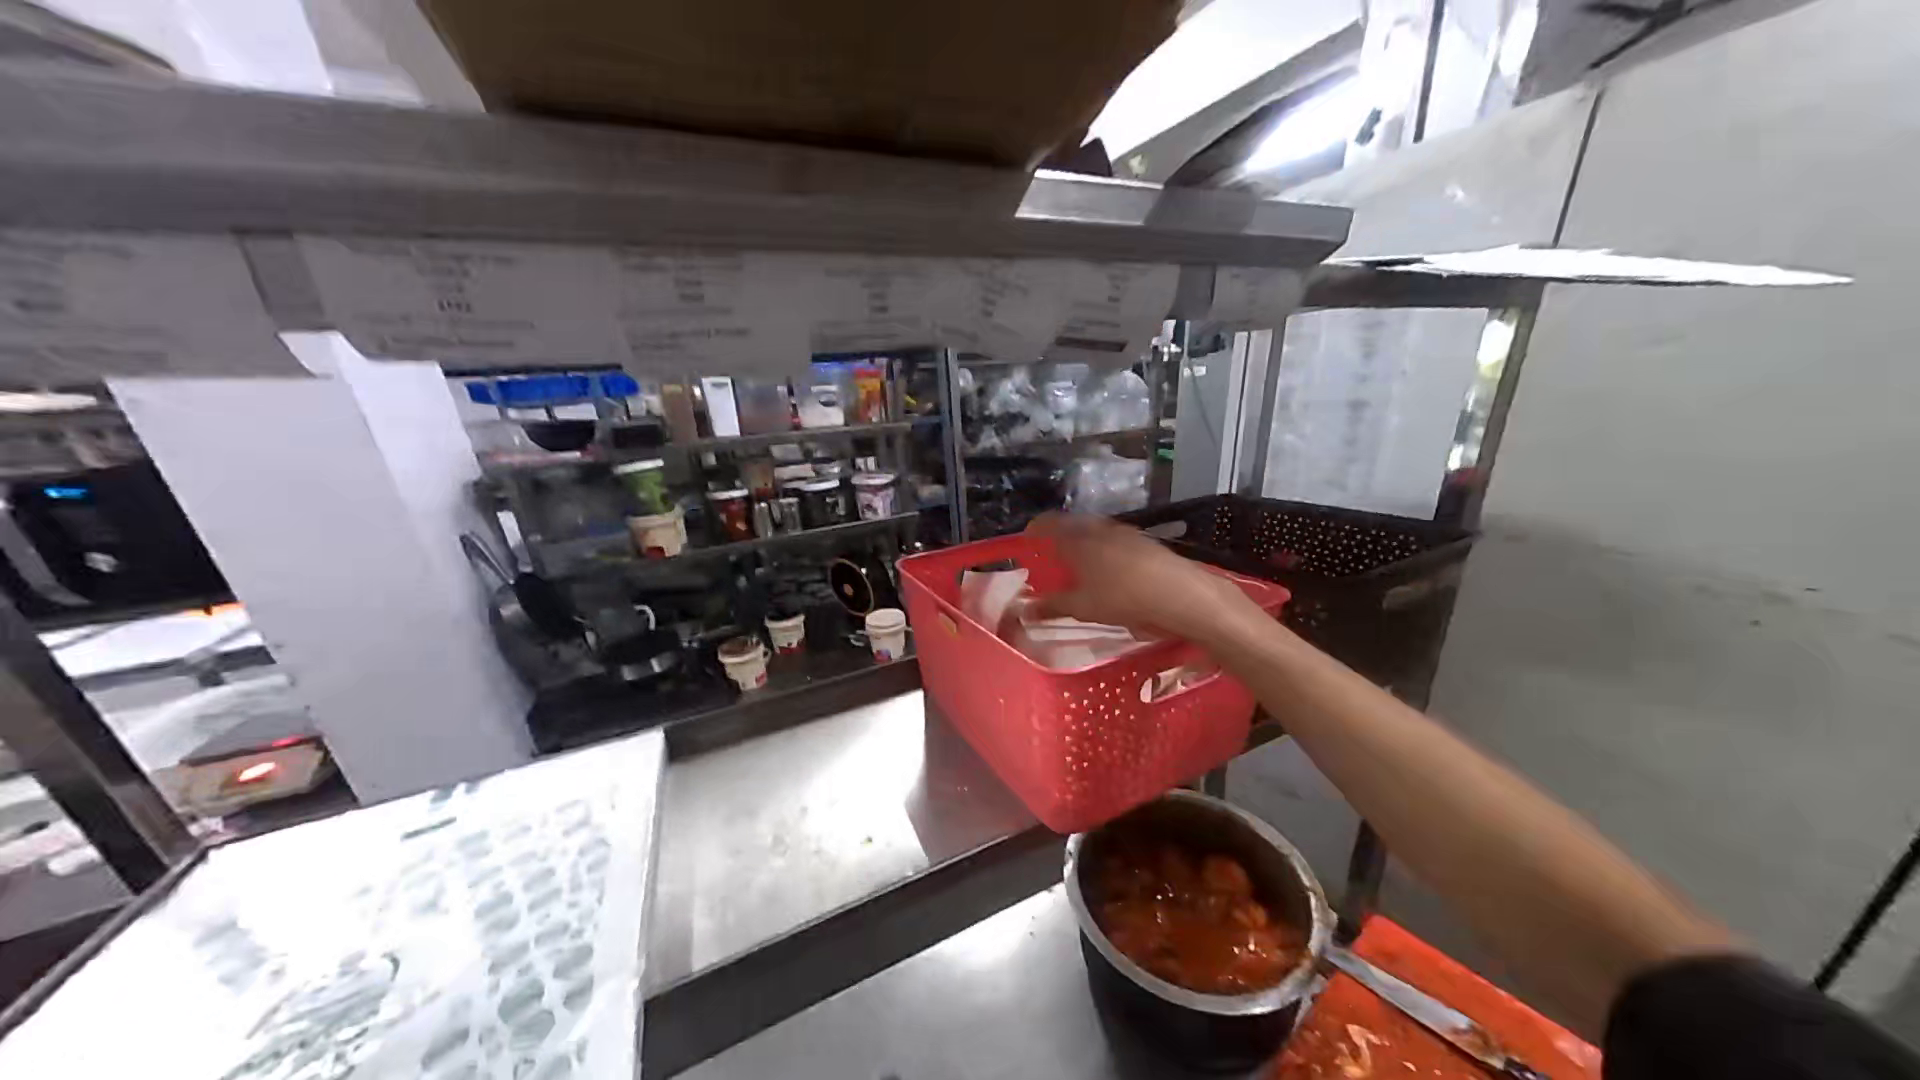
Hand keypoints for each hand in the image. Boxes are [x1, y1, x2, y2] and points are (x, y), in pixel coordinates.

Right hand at [1026, 513, 1262, 645]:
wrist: (1180, 593)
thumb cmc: (1122, 598)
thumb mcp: (1082, 607)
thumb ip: (1052, 605)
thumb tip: (1025, 609)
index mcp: (1077, 539)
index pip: (1048, 524)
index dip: (1035, 530)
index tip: (1028, 540)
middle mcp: (1099, 528)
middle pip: (1072, 525)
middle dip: (1059, 537)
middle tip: (1052, 555)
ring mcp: (1124, 532)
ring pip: (1095, 531)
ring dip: (1083, 542)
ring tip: (1080, 563)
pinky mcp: (1144, 541)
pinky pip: (1114, 539)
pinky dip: (1104, 548)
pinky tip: (1110, 568)